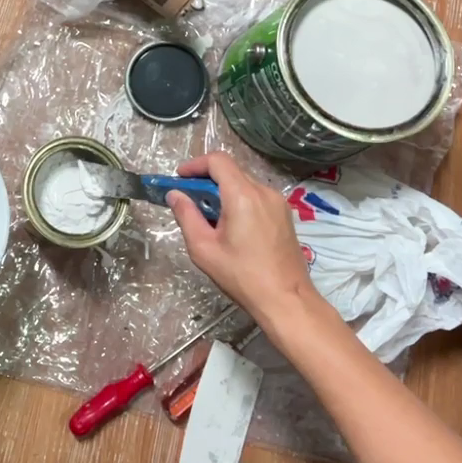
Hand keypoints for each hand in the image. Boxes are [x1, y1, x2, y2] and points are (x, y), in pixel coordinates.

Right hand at [165, 152, 332, 331]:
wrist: (287, 301)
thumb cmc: (242, 276)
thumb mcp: (203, 248)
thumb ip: (186, 216)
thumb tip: (174, 195)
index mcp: (243, 196)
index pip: (217, 161)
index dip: (195, 165)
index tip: (179, 179)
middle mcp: (264, 192)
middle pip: (230, 171)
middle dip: (206, 180)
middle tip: (189, 201)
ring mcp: (278, 202)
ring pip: (244, 184)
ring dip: (222, 192)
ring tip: (209, 218)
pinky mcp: (285, 214)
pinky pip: (256, 196)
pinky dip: (238, 201)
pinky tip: (231, 227)